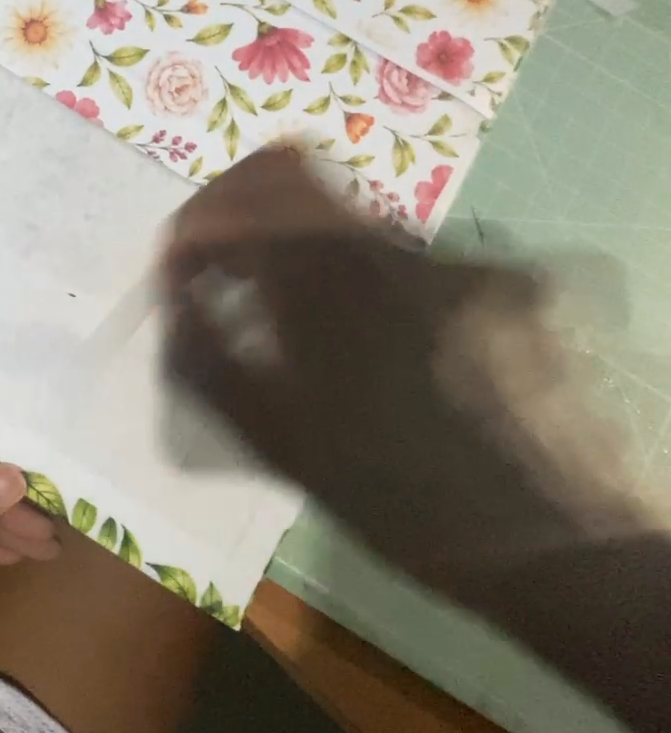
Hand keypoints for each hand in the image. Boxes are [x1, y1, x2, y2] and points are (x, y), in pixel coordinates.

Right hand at [161, 148, 640, 596]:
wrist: (559, 551)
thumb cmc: (387, 496)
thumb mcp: (263, 431)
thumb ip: (198, 347)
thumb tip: (173, 283)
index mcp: (335, 281)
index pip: (257, 181)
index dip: (208, 211)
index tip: (189, 260)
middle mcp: (410, 249)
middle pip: (308, 184)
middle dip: (254, 230)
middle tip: (236, 286)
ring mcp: (478, 262)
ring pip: (359, 226)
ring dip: (315, 263)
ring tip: (316, 338)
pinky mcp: (525, 284)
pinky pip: (419, 258)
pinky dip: (377, 287)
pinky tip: (389, 350)